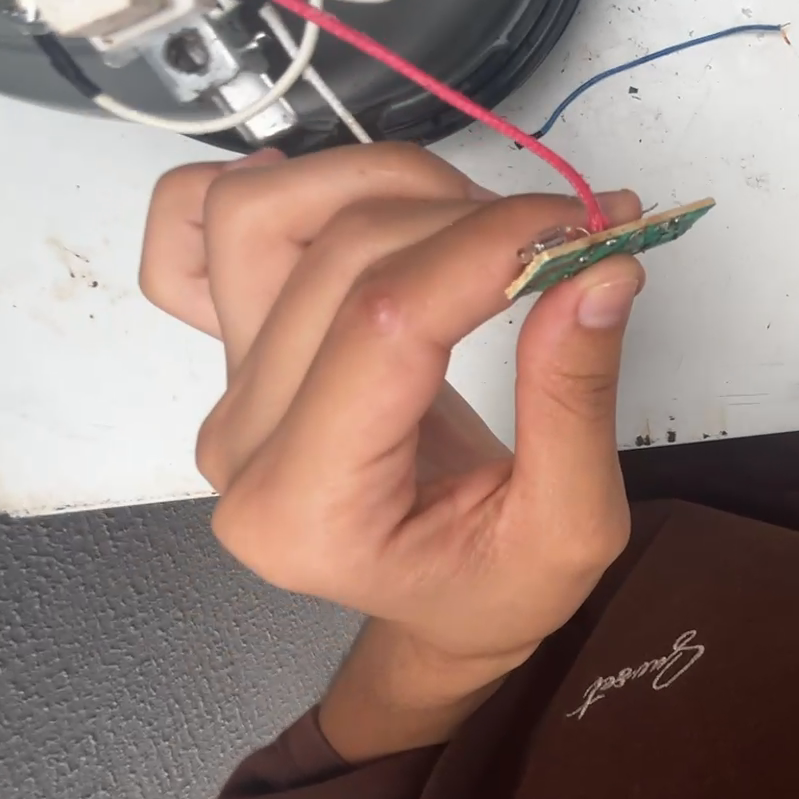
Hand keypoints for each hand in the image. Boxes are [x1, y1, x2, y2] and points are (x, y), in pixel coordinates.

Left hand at [140, 143, 644, 681]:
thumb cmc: (507, 588)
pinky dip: (271, 193)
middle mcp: (244, 444)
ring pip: (260, 217)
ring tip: (490, 223)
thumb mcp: (577, 522)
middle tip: (577, 232)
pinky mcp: (238, 362)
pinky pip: (196, 235)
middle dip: (475, 215)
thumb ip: (577, 399)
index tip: (593, 226)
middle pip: (338, 257)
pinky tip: (357, 210)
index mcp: (315, 509)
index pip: (388, 323)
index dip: (492, 248)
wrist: (443, 611)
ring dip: (392, 187)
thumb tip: (601, 269)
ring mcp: (229, 395)